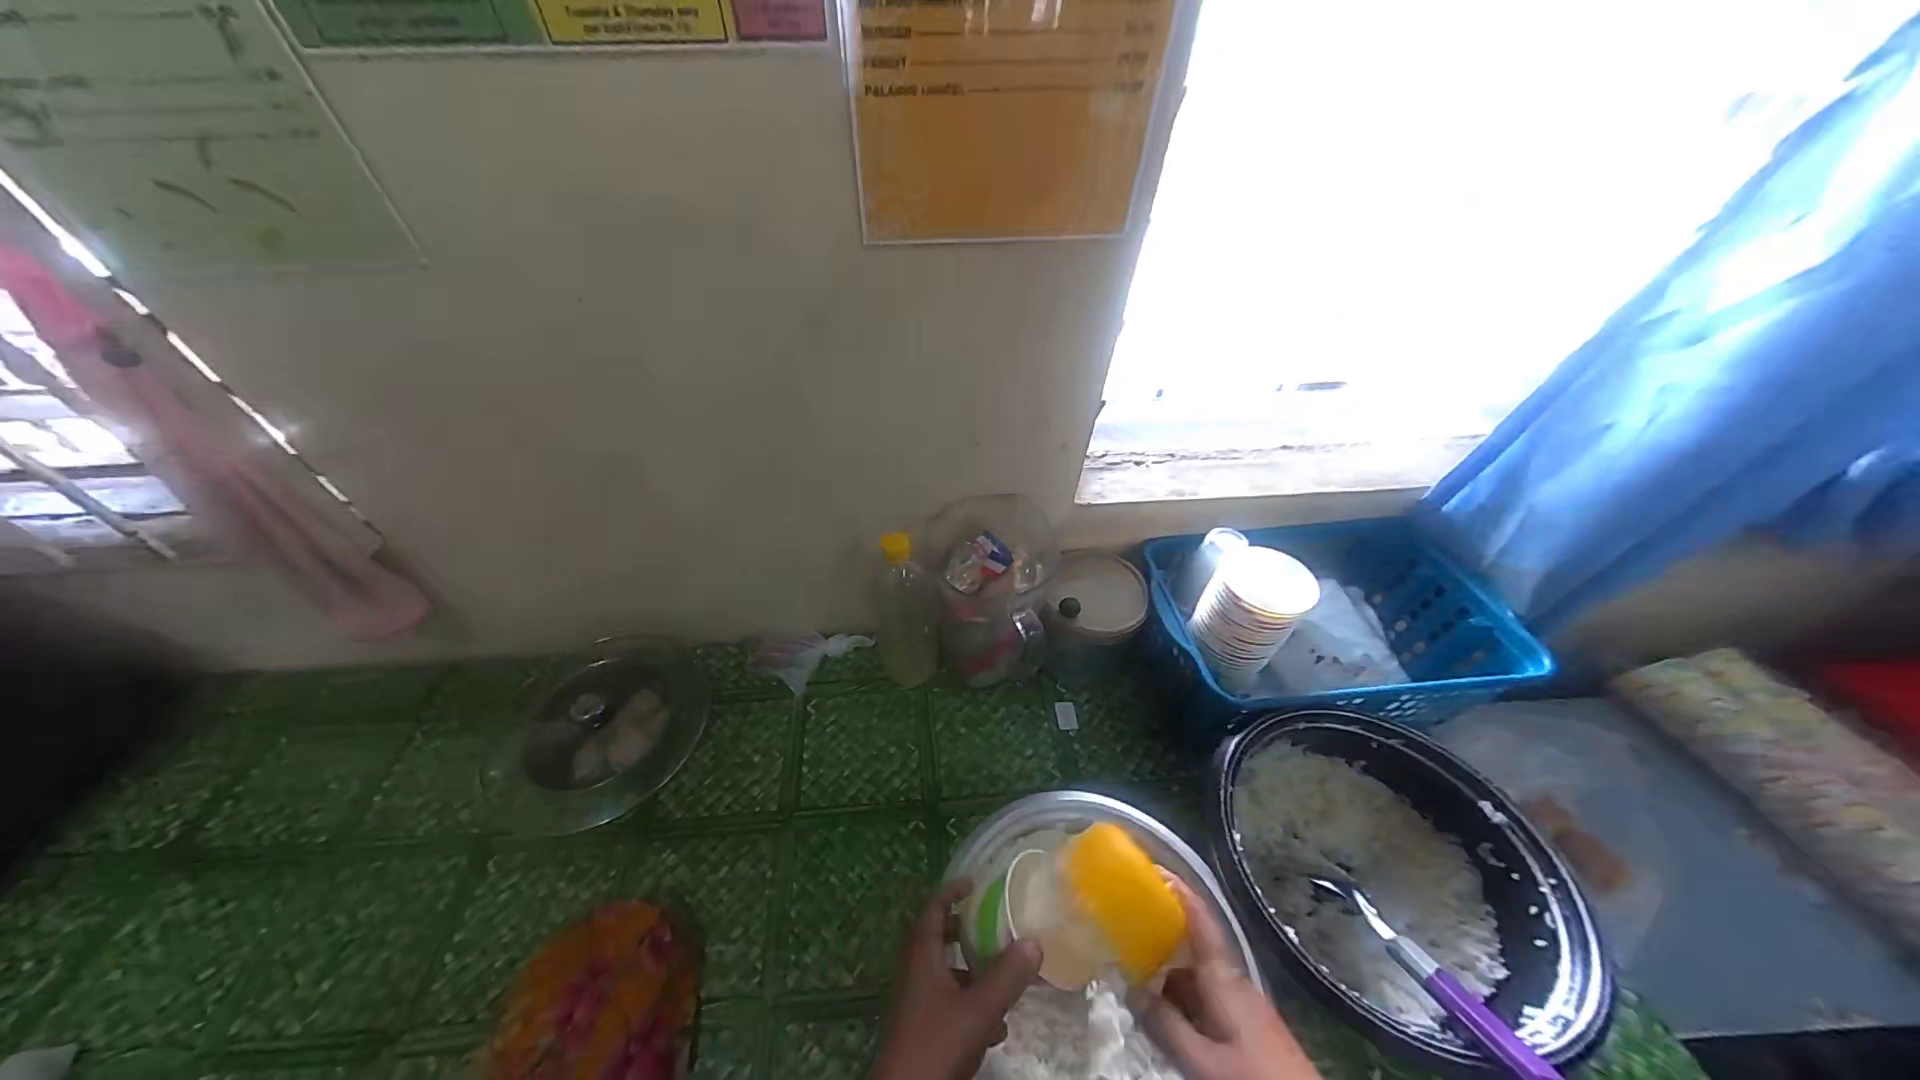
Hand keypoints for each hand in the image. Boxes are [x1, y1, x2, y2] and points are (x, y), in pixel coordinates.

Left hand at [871, 881, 1043, 1079]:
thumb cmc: (936, 1043)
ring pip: (946, 973)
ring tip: (1004, 977)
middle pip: (939, 938)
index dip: (951, 891)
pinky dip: (971, 1004)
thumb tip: (1033, 942)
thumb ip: (1006, 977)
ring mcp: (917, 1002)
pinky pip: (949, 1003)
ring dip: (973, 971)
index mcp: (922, 956)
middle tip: (992, 925)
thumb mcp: (978, 1010)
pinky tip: (996, 1026)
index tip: (974, 884)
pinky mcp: (923, 1029)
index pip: (932, 908)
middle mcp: (916, 972)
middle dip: (966, 930)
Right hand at [1129, 878, 1320, 1079]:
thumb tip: (1132, 990)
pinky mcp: (1251, 1028)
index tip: (1154, 869)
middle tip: (1128, 933)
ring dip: (1171, 977)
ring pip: (1200, 979)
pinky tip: (1169, 1019)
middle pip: (1194, 949)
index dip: (1180, 891)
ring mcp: (1246, 1006)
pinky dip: (1185, 1001)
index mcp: (1224, 979)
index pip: (1201, 919)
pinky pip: (1209, 1001)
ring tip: (1138, 980)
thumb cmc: (1254, 1079)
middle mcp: (1235, 983)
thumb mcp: (1202, 1062)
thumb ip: (1166, 1026)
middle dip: (1163, 940)